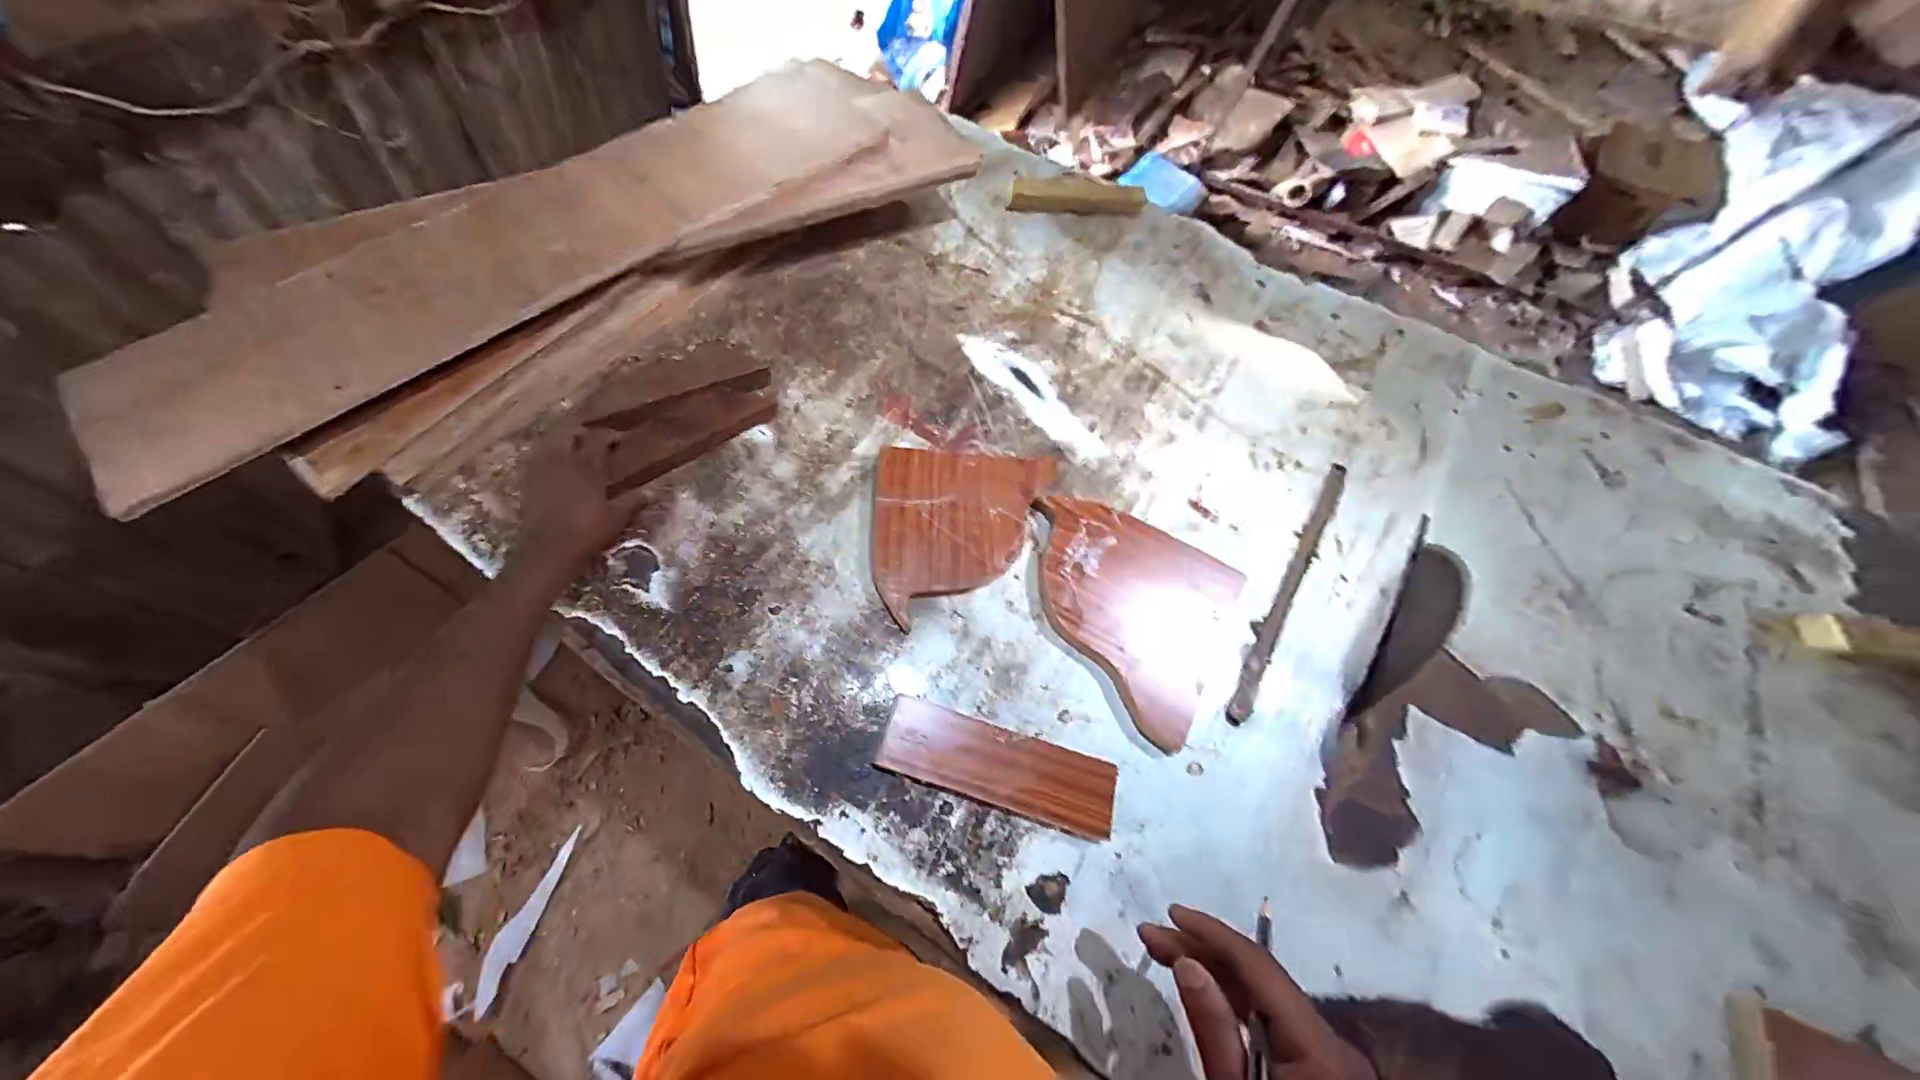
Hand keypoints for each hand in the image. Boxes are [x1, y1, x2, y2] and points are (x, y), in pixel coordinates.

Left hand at [513, 426, 634, 573]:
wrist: (547, 550)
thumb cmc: (587, 532)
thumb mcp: (616, 519)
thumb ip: (632, 502)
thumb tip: (650, 492)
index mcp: (587, 469)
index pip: (597, 440)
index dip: (609, 435)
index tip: (619, 439)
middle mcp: (563, 463)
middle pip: (567, 434)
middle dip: (580, 432)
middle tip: (591, 439)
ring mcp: (542, 472)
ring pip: (548, 444)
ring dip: (560, 442)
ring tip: (571, 449)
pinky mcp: (528, 484)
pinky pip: (536, 460)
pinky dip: (546, 457)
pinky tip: (554, 468)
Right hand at [1139, 906, 1375, 1079]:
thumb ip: (1215, 1033)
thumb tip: (1188, 963)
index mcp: (1320, 1051)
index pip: (1259, 968)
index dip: (1213, 933)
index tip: (1170, 913)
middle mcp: (1332, 1043)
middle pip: (1261, 977)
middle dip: (1203, 950)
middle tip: (1151, 935)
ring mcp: (1332, 1057)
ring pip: (1266, 995)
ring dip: (1215, 970)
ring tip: (1166, 953)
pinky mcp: (1324, 1069)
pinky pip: (1275, 1019)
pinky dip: (1235, 999)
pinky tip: (1205, 988)